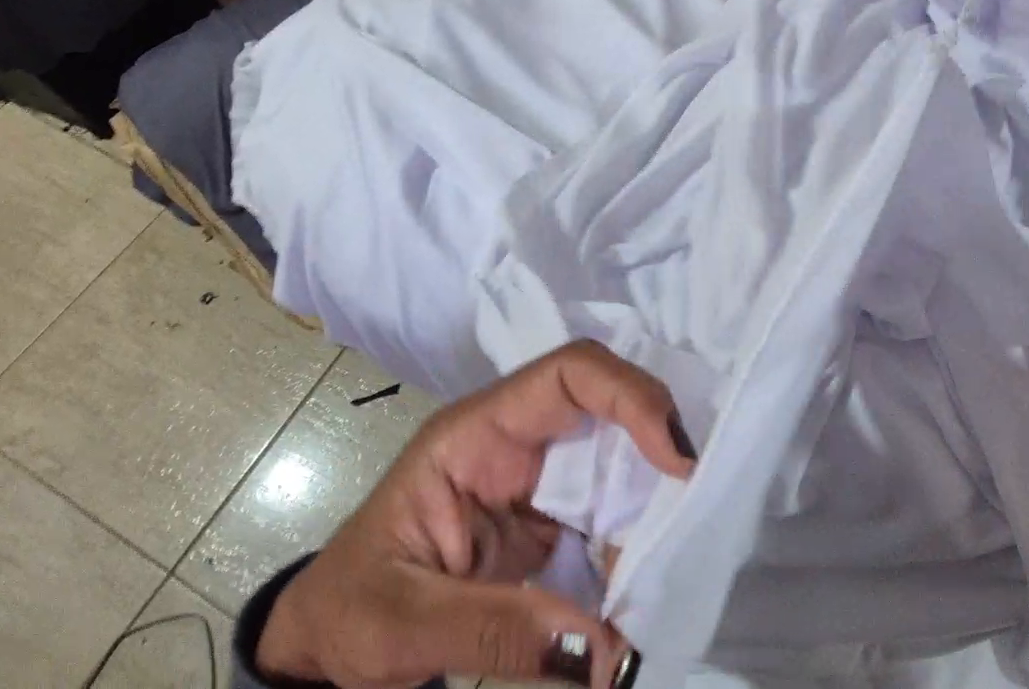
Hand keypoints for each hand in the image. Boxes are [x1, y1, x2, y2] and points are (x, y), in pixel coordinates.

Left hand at [255, 341, 696, 687]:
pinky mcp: (552, 526)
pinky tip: (644, 594)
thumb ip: (498, 631)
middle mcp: (517, 444)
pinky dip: (638, 553)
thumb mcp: (403, 625)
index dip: (630, 397)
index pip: (567, 376)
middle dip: (658, 456)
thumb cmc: (351, 611)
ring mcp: (539, 484)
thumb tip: (606, 652)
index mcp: (475, 436)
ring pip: (620, 469)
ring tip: (673, 569)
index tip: (678, 459)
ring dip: (653, 512)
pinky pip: (613, 521)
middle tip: (697, 517)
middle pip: (609, 413)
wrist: (331, 641)